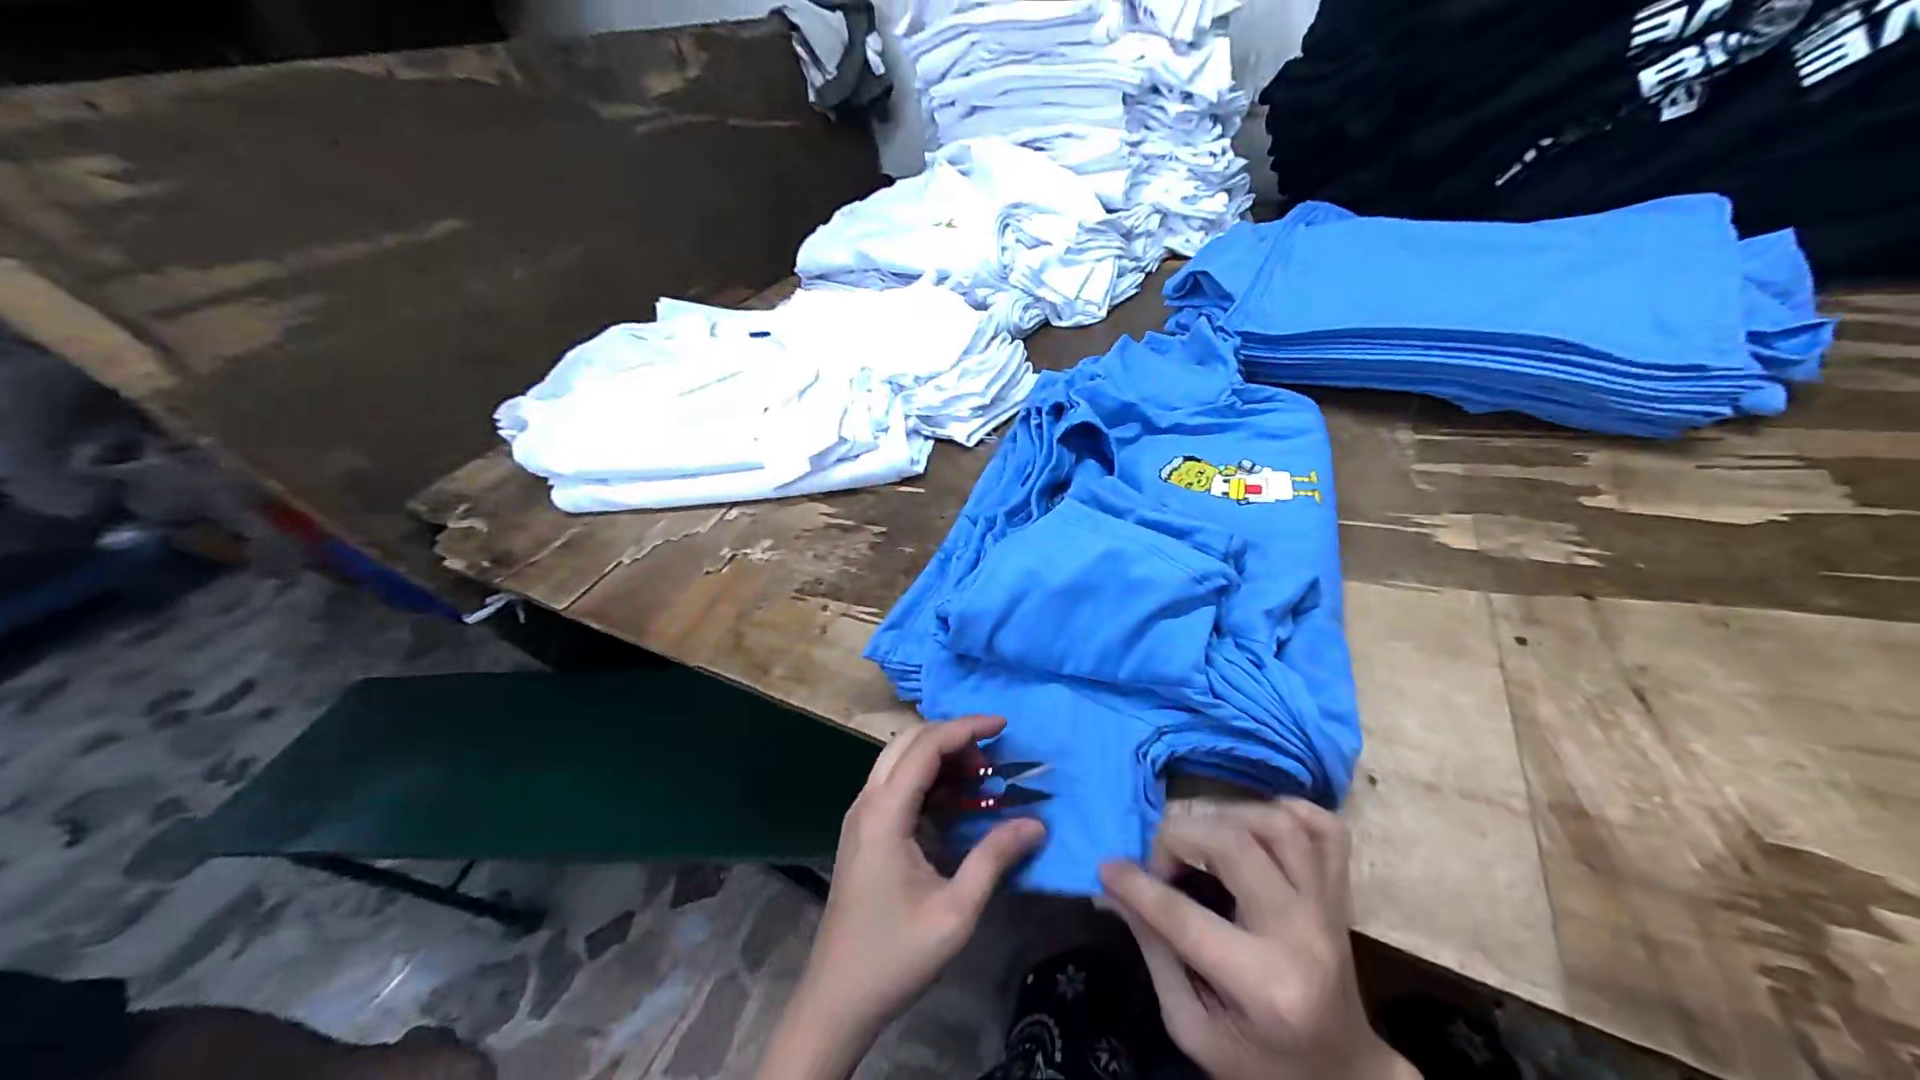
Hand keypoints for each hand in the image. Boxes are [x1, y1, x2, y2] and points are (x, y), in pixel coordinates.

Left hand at [758, 716, 1045, 1079]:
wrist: (837, 998)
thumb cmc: (895, 956)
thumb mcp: (955, 911)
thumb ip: (994, 859)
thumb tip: (1036, 823)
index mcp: (884, 814)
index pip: (926, 746)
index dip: (966, 728)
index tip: (1004, 727)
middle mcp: (867, 804)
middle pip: (909, 743)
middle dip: (954, 738)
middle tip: (994, 757)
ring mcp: (860, 817)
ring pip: (900, 761)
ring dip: (940, 758)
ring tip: (982, 778)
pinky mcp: (863, 833)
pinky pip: (896, 786)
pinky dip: (928, 780)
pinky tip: (957, 802)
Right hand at [1099, 799, 1415, 1079]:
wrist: (1344, 1078)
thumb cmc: (1261, 1064)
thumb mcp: (1193, 1028)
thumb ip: (1154, 952)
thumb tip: (1114, 890)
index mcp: (1264, 985)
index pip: (1183, 915)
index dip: (1135, 884)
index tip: (1107, 867)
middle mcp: (1302, 935)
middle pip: (1233, 846)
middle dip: (1177, 838)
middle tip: (1158, 864)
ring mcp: (1329, 909)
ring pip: (1277, 826)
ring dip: (1226, 818)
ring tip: (1200, 843)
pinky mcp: (1341, 896)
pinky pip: (1327, 831)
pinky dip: (1291, 812)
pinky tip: (1256, 824)